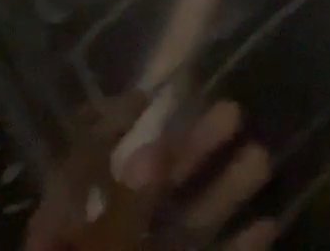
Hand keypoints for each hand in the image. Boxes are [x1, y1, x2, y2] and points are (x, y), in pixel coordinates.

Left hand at [25, 96, 278, 250]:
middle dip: (190, 152)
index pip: (78, 171)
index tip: (151, 93)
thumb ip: (125, 213)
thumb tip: (150, 146)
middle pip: (143, 192)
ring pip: (179, 230)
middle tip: (236, 112)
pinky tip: (268, 226)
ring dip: (221, 193)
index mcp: (61, 242)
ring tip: (264, 158)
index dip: (108, 129)